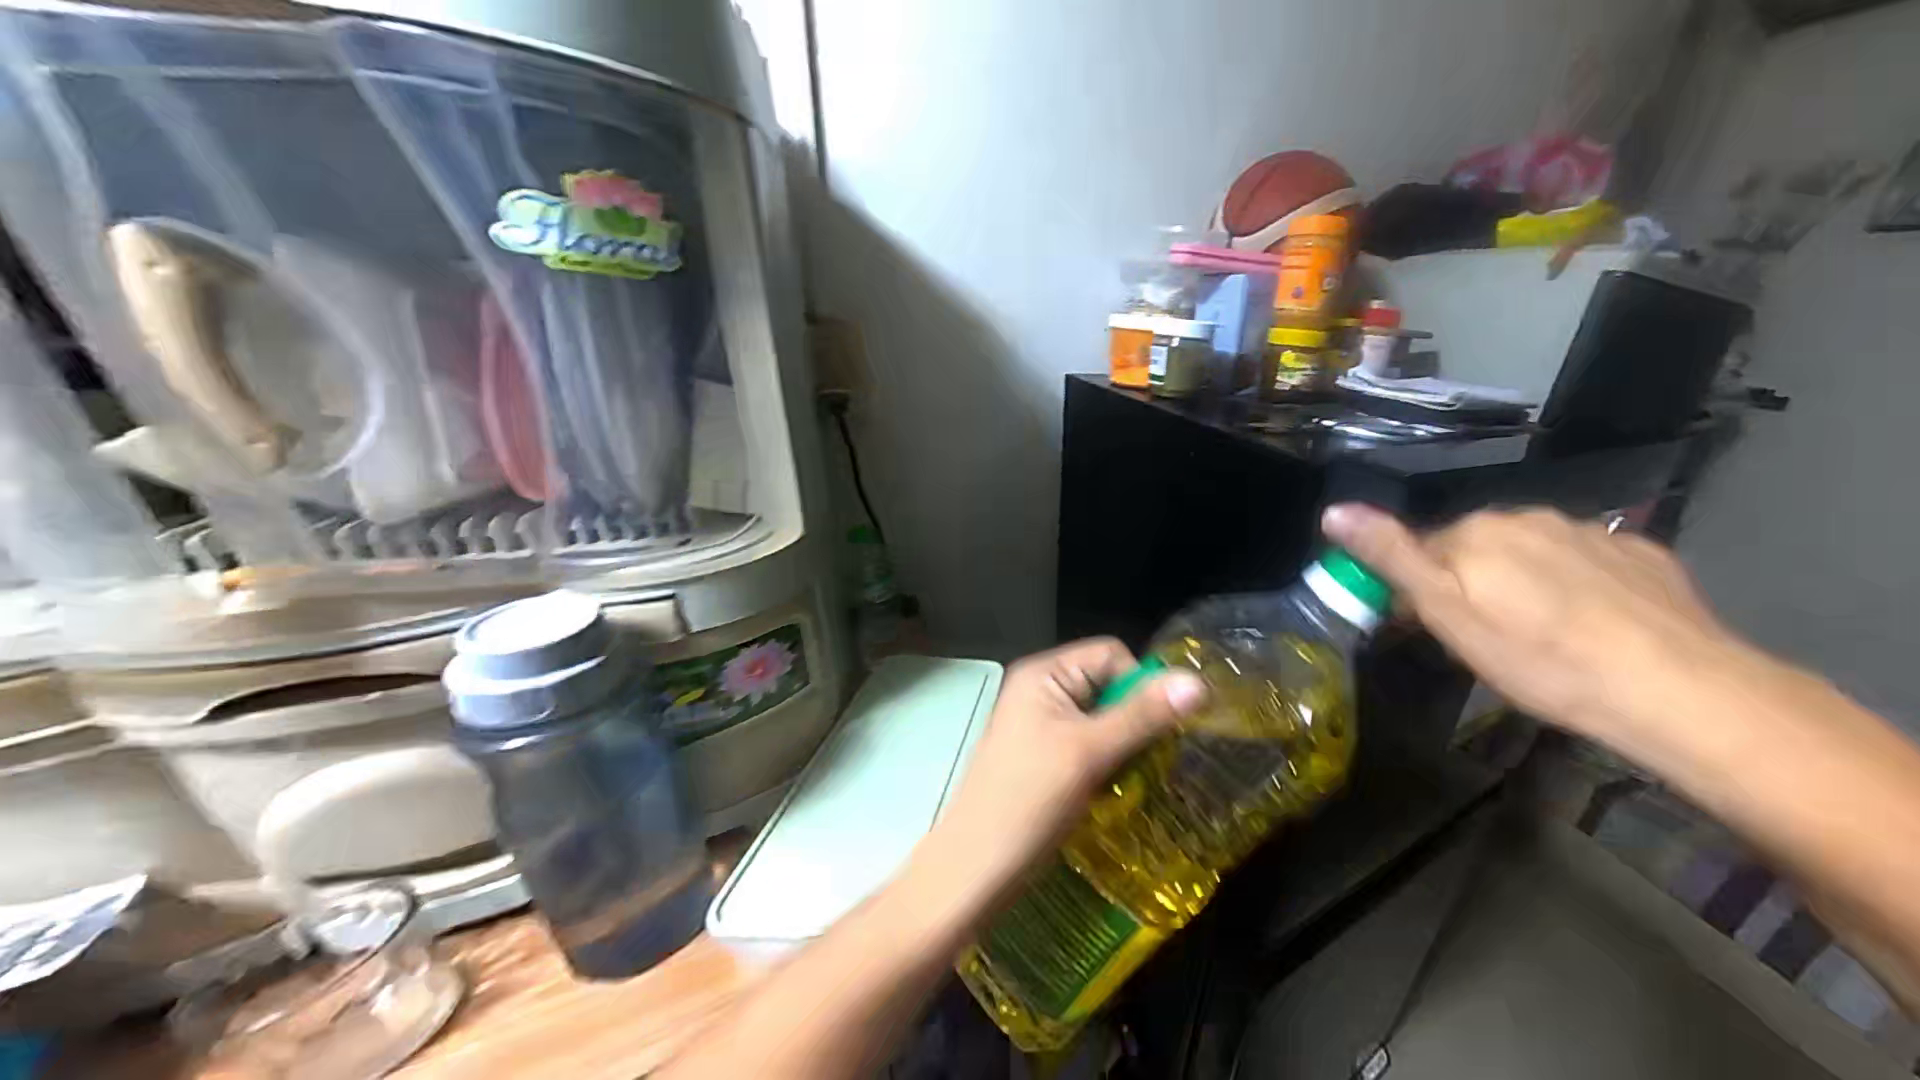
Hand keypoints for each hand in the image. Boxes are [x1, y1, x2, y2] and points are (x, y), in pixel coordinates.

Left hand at [921, 638, 1207, 891]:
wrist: (978, 865)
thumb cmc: (1030, 800)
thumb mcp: (1090, 752)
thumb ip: (1143, 715)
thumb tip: (1198, 681)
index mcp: (1043, 673)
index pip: (1111, 655)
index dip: (1139, 685)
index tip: (1155, 730)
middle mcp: (1041, 689)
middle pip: (1108, 685)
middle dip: (1134, 719)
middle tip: (1148, 759)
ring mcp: (1041, 724)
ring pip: (1104, 719)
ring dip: (1124, 745)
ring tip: (1129, 778)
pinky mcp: (1045, 756)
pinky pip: (1090, 744)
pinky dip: (1109, 762)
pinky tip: (1112, 790)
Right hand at [1321, 503, 1743, 742]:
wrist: (1679, 691)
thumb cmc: (1540, 658)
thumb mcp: (1446, 614)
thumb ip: (1391, 556)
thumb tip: (1334, 510)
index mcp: (1475, 531)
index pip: (1421, 551)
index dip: (1417, 592)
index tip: (1430, 632)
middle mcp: (1529, 517)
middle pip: (1475, 548)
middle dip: (1468, 583)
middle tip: (1485, 640)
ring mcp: (1592, 533)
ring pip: (1529, 554)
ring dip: (1519, 582)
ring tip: (1540, 636)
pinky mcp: (1642, 555)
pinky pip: (1585, 563)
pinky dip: (1574, 585)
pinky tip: (1590, 624)